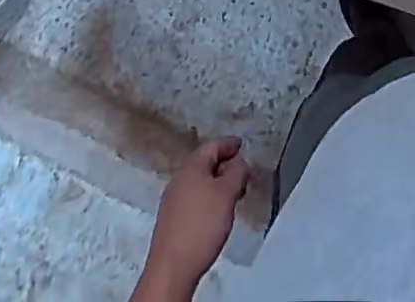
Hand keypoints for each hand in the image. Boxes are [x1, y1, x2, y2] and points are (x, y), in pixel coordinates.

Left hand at [135, 137, 250, 301]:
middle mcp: (179, 182)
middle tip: (243, 176)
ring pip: (200, 184)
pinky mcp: (172, 222)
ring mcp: (172, 203)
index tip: (242, 146)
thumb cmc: (202, 225)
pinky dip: (209, 199)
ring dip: (219, 185)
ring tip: (234, 197)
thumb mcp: (228, 193)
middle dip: (226, 167)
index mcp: (191, 169)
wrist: (171, 270)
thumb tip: (239, 161)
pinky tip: (217, 214)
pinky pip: (194, 200)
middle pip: (205, 165)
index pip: (212, 146)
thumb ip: (238, 171)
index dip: (229, 144)